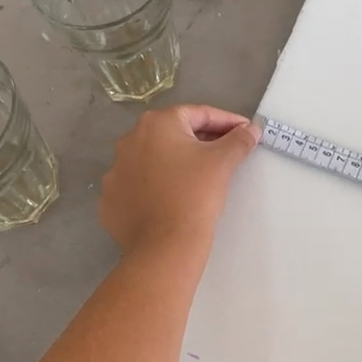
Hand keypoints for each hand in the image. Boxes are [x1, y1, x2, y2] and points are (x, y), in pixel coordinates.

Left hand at [98, 105, 259, 254]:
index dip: (226, 121)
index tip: (244, 131)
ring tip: (197, 178)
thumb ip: (239, 140)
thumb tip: (251, 130)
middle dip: (201, 140)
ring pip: (153, 160)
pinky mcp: (110, 199)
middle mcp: (129, 140)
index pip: (198, 114)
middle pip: (173, 134)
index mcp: (156, 124)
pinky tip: (171, 199)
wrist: (165, 247)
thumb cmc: (196, 195)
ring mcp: (115, 171)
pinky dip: (156, 187)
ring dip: (175, 163)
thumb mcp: (223, 162)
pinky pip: (138, 185)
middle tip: (225, 152)